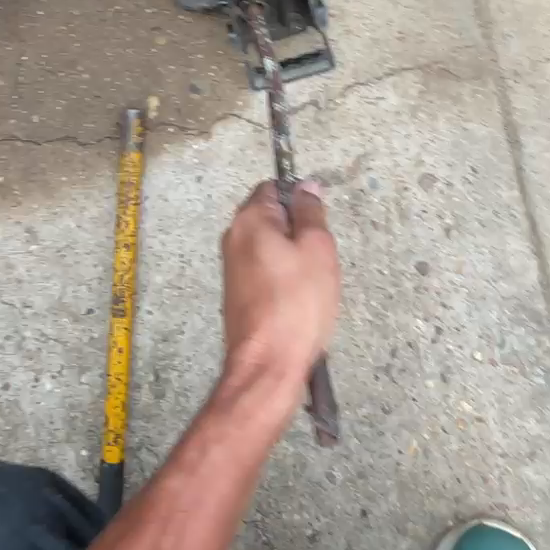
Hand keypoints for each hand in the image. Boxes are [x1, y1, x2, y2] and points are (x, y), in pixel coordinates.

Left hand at [218, 180, 340, 402]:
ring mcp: (232, 266)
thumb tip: (306, 185)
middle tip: (318, 257)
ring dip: (292, 257)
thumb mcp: (317, 249)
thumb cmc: (297, 303)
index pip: (273, 187)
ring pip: (270, 245)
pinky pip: (264, 269)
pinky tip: (298, 300)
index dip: (299, 199)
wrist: (267, 363)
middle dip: (297, 231)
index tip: (318, 225)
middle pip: (270, 216)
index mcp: (249, 219)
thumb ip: (311, 212)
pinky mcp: (237, 291)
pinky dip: (282, 277)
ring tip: (310, 283)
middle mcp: (233, 237)